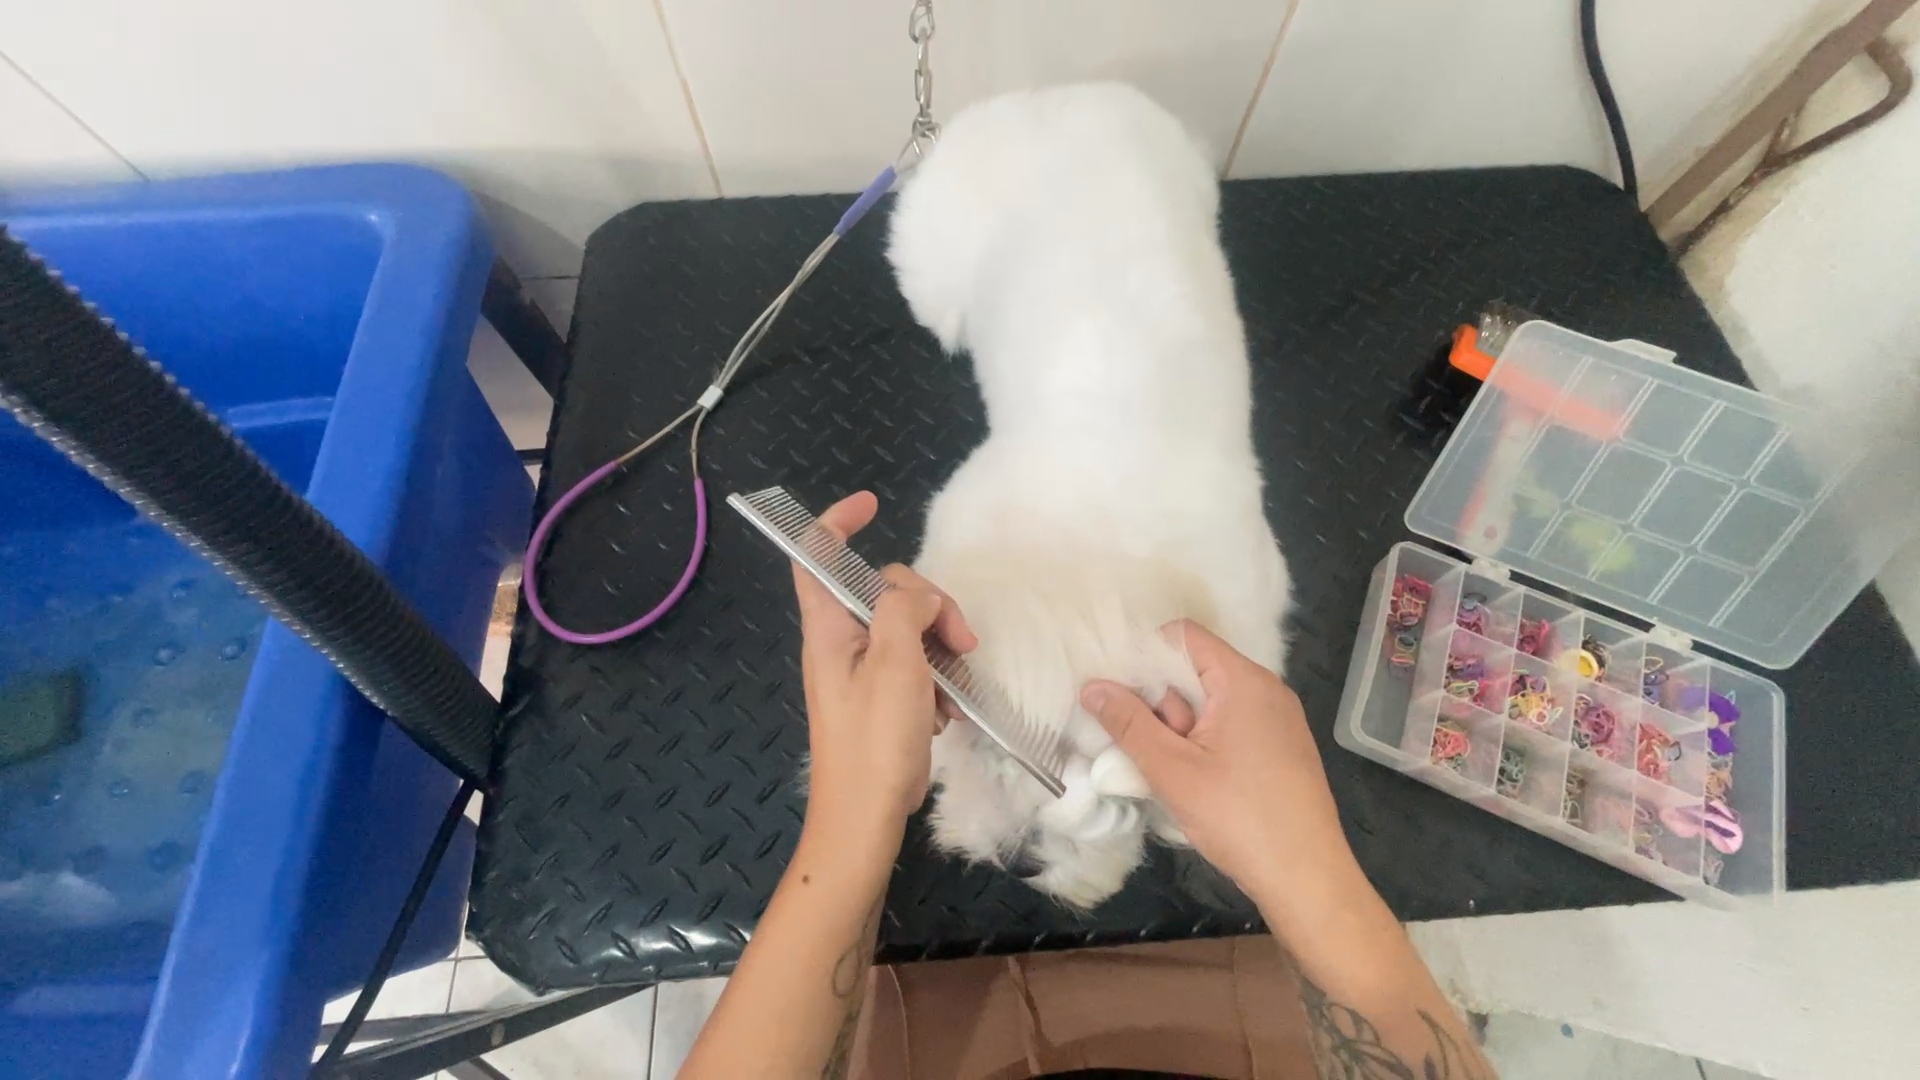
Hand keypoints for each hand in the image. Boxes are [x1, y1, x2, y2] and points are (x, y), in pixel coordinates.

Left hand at [792, 492, 976, 841]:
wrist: (865, 817)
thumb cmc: (874, 740)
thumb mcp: (894, 664)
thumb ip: (906, 610)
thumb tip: (921, 596)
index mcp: (829, 626)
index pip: (816, 554)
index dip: (837, 521)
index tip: (872, 505)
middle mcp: (842, 640)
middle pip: (886, 590)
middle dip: (931, 605)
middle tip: (962, 643)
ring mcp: (864, 668)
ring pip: (909, 627)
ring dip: (940, 649)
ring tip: (953, 690)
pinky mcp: (883, 694)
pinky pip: (915, 664)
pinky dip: (936, 679)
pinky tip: (945, 711)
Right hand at [1080, 621, 1362, 919]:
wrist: (1309, 881)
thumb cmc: (1239, 818)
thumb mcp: (1172, 770)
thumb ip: (1128, 722)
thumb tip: (1091, 686)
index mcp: (1243, 680)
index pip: (1184, 635)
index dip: (1145, 653)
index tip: (1121, 692)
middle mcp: (1266, 688)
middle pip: (1195, 668)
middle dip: (1164, 702)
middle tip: (1158, 748)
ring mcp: (1278, 718)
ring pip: (1209, 700)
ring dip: (1182, 726)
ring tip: (1179, 772)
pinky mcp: (1282, 746)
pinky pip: (1230, 723)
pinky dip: (1204, 740)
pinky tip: (1198, 780)